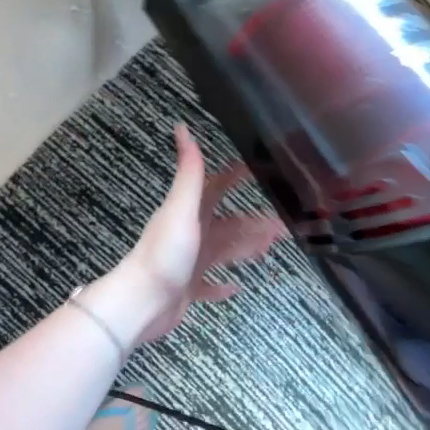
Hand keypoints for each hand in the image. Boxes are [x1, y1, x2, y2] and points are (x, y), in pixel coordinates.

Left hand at [112, 124, 285, 343]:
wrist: (144, 300)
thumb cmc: (164, 252)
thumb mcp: (181, 208)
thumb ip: (188, 172)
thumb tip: (182, 128)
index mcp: (188, 212)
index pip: (215, 187)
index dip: (234, 177)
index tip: (261, 168)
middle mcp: (189, 234)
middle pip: (227, 223)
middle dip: (253, 221)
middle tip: (286, 225)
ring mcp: (188, 262)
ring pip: (224, 250)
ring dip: (246, 247)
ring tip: (271, 247)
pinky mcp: (188, 289)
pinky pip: (209, 285)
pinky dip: (223, 285)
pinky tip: (237, 287)